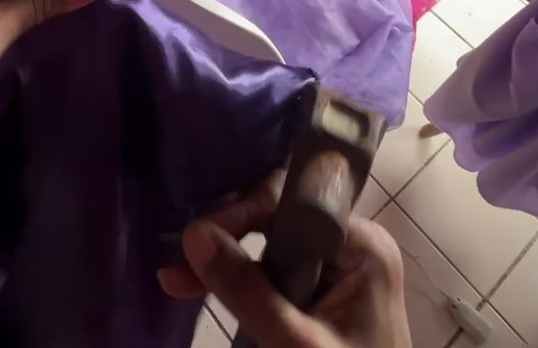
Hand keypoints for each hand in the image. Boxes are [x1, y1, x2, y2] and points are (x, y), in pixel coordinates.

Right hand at [159, 184, 413, 347]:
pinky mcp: (324, 292)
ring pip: (268, 247)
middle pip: (275, 220)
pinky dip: (240, 283)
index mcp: (362, 245)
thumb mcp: (294, 345)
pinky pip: (274, 272)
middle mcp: (352, 244)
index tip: (196, 235)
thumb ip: (246, 290)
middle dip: (224, 241)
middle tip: (177, 261)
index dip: (239, 214)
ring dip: (224, 264)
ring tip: (175, 279)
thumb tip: (192, 233)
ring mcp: (338, 268)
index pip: (290, 203)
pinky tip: (198, 286)